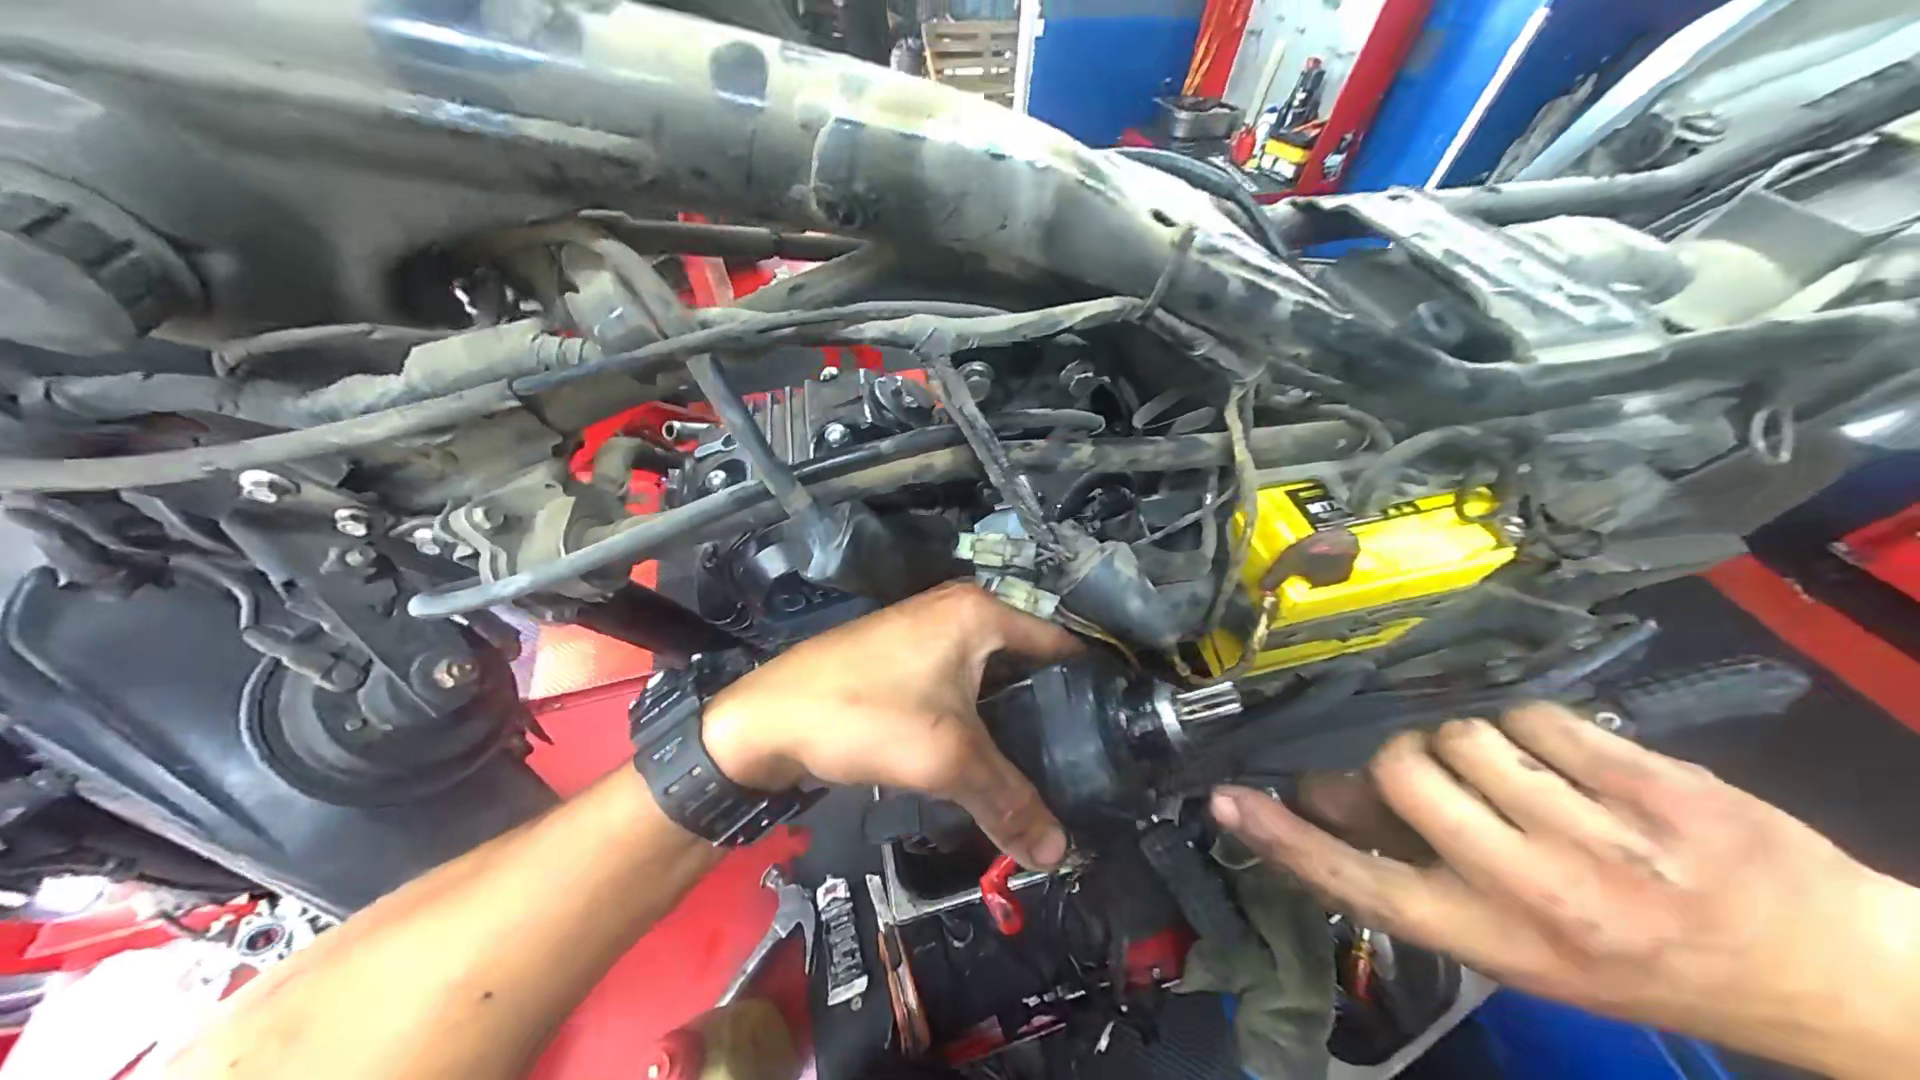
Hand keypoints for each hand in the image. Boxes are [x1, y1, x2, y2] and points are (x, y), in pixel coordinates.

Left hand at [701, 582, 1080, 869]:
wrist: (766, 720)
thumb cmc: (864, 715)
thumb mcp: (947, 760)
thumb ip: (1009, 802)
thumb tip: (1058, 853)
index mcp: (979, 612)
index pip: (1059, 644)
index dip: (1089, 688)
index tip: (1117, 732)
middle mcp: (958, 611)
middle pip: (1027, 663)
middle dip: (1051, 711)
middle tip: (1083, 761)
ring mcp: (929, 634)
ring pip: (990, 679)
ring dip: (1011, 719)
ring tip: (1046, 766)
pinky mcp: (906, 660)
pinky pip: (960, 687)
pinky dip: (978, 717)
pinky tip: (989, 756)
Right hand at [1210, 703, 1919, 1078]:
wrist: (1835, 978)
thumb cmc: (1644, 962)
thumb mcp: (1517, 939)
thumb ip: (1419, 865)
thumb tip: (1327, 794)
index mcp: (1493, 939)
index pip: (1359, 883)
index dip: (1284, 838)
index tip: (1226, 800)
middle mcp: (1538, 895)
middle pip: (1403, 770)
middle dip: (1406, 756)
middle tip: (1439, 771)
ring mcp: (1607, 843)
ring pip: (1468, 736)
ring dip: (1475, 741)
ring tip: (1521, 774)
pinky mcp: (1661, 791)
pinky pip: (1541, 717)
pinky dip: (1538, 725)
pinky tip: (1576, 761)